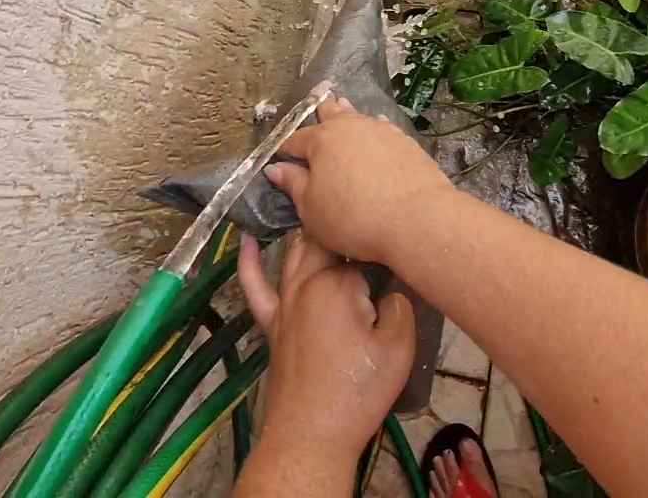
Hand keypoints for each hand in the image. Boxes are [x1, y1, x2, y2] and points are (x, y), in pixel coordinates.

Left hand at [237, 231, 415, 458]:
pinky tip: (249, 241)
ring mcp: (284, 302)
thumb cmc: (357, 391)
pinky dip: (250, 261)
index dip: (377, 246)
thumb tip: (391, 291)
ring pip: (294, 253)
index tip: (395, 246)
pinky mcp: (272, 323)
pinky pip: (256, 285)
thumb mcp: (399, 347)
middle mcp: (305, 283)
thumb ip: (399, 305)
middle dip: (342, 228)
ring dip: (308, 233)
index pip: (358, 248)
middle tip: (366, 224)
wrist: (312, 435)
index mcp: (336, 283)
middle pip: (322, 240)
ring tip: (323, 211)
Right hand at [265, 97, 452, 264]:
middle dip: (320, 111)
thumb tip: (275, 168)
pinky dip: (375, 126)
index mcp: (321, 141)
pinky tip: (377, 123)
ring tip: (341, 103)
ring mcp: (380, 131)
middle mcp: (350, 128)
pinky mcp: (404, 141)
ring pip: (358, 116)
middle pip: (330, 115)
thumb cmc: (354, 217)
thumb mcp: (312, 208)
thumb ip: (293, 184)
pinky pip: (383, 127)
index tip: (279, 154)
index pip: (295, 141)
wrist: (416, 217)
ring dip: (347, 112)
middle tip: (317, 98)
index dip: (285, 149)